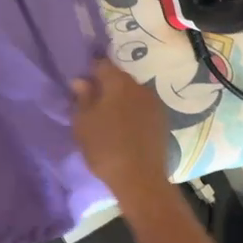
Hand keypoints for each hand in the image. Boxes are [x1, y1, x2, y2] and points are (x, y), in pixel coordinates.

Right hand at [71, 58, 169, 199]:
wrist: (140, 178)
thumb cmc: (105, 148)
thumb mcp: (83, 124)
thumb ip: (82, 99)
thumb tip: (80, 81)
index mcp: (118, 83)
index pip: (102, 64)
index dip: (90, 70)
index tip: (81, 82)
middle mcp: (140, 87)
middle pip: (119, 78)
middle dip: (106, 86)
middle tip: (92, 102)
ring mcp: (154, 103)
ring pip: (132, 94)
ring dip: (121, 100)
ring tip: (108, 117)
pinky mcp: (162, 120)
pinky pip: (142, 108)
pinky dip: (132, 113)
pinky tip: (125, 128)